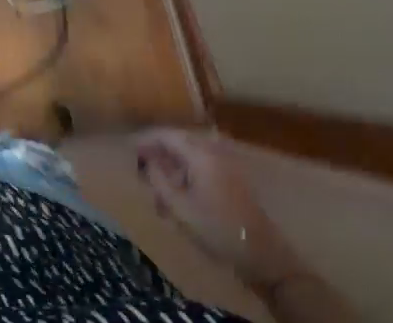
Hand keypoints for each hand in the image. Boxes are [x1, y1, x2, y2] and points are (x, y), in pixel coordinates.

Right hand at [134, 128, 302, 287]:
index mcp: (201, 155)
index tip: (128, 149)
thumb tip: (147, 159)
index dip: (145, 139)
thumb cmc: (216, 229)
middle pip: (179, 143)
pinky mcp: (233, 182)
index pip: (167, 135)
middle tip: (142, 172)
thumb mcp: (178, 205)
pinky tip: (179, 200)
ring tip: (159, 194)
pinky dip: (186, 178)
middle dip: (158, 155)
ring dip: (172, 170)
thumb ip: (157, 177)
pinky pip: (202, 169)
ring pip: (190, 158)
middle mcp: (215, 154)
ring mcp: (227, 167)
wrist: (263, 256)